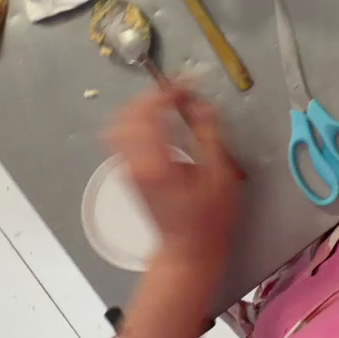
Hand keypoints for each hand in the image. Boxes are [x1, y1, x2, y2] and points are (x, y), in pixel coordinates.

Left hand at [105, 83, 245, 266]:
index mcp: (156, 163)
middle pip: (126, 116)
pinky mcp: (129, 175)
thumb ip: (210, 136)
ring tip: (166, 104)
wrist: (187, 252)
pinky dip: (137, 123)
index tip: (189, 85)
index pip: (149, 113)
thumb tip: (202, 106)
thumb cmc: (209, 218)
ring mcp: (127, 170)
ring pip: (118, 126)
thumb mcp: (221, 176)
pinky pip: (122, 139)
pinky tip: (158, 123)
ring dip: (140, 109)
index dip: (168, 92)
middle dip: (150, 97)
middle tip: (177, 92)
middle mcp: (134, 164)